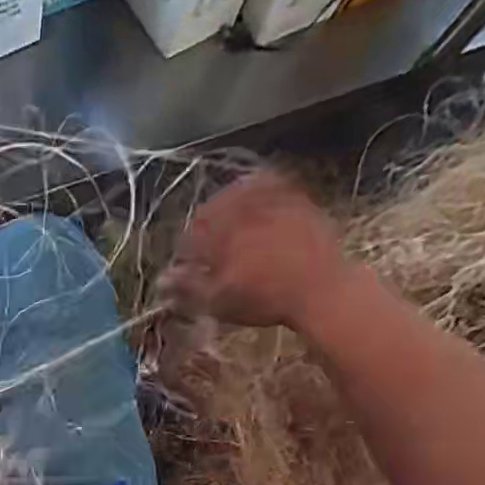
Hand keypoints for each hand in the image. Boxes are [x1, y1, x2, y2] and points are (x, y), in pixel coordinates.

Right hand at [157, 169, 358, 328]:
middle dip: (203, 228)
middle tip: (206, 247)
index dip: (185, 253)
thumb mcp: (220, 301)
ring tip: (230, 226)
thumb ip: (188, 287)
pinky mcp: (295, 197)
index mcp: (216, 233)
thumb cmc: (265, 299)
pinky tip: (258, 205)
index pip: (188, 238)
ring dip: (227, 206)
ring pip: (237, 193)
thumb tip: (162, 279)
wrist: (322, 289)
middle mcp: (238, 209)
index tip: (189, 267)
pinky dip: (257, 189)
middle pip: (210, 211)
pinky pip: (269, 183)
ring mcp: (268, 199)